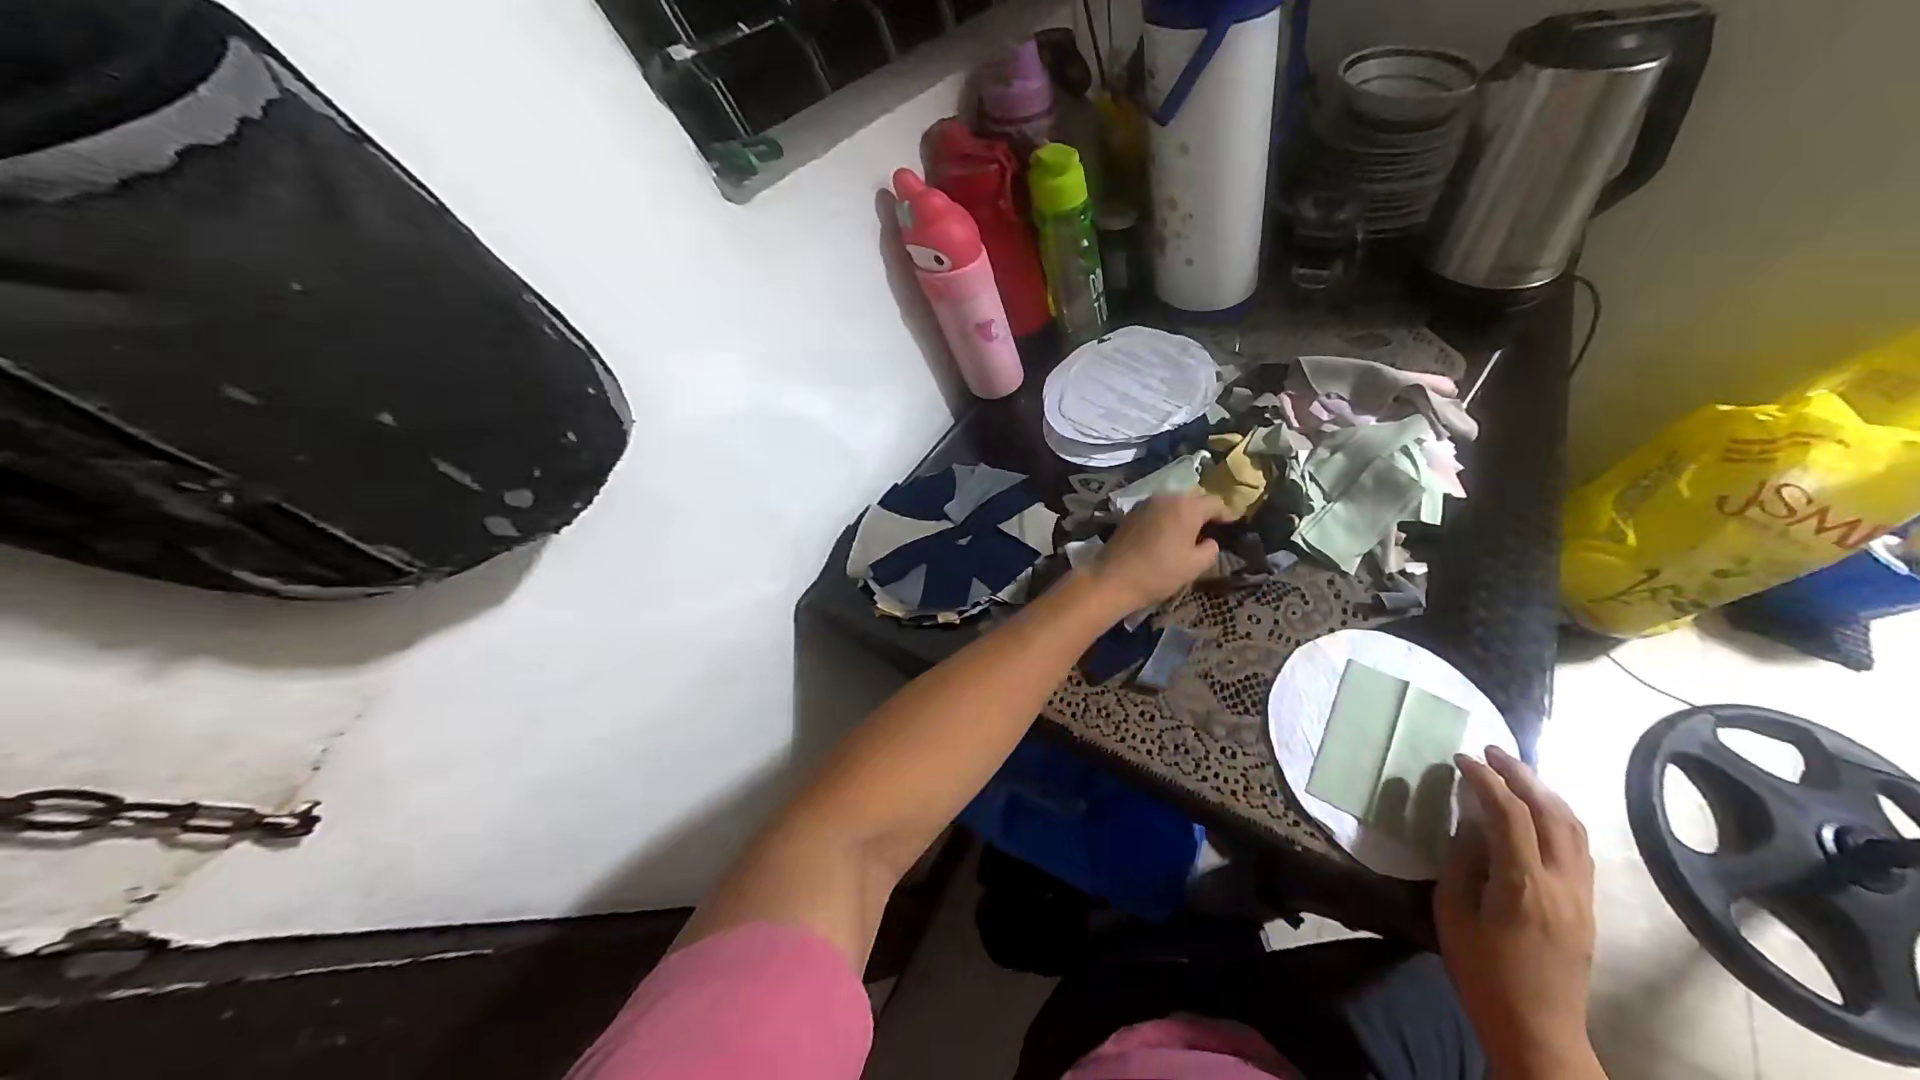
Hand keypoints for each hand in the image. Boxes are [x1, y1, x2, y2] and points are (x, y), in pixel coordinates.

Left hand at [1087, 493, 1231, 612]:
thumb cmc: (1159, 572)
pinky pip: (1157, 510)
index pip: (1215, 503)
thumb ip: (1210, 549)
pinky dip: (1166, 518)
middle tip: (1211, 530)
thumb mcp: (1195, 565)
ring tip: (1189, 533)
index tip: (1232, 526)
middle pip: (1193, 499)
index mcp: (1186, 506)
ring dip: (1183, 514)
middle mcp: (1166, 497)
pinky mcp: (1131, 513)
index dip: (1226, 514)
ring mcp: (1146, 503)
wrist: (1113, 579)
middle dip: (1204, 512)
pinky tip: (1167, 534)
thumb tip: (1208, 541)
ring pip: (1173, 503)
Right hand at [1436, 746, 1603, 1079]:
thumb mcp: (1452, 912)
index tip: (1460, 759)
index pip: (1509, 814)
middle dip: (1521, 775)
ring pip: (1574, 828)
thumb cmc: (1482, 971)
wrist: (1537, 1028)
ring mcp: (1582, 896)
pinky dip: (1558, 818)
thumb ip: (1462, 863)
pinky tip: (1537, 813)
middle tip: (1490, 751)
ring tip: (1515, 773)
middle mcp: (1562, 884)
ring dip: (1544, 793)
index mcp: (1523, 884)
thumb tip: (1470, 826)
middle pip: (1551, 813)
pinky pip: (1579, 849)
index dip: (1484, 780)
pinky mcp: (1588, 907)